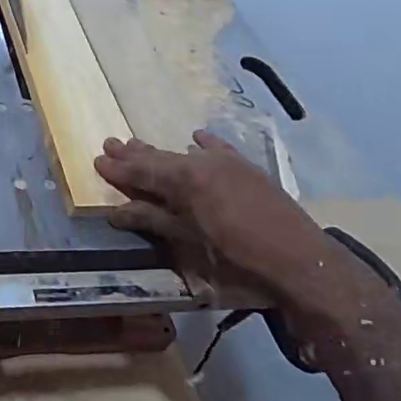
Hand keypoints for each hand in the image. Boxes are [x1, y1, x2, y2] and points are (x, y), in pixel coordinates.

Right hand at [94, 131, 378, 325]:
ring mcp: (229, 164)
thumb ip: (154, 221)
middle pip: (161, 157)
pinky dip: (205, 145)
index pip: (143, 171)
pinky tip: (196, 138)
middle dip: (134, 154)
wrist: (302, 263)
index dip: (119, 168)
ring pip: (186, 154)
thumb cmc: (239, 260)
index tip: (97, 160)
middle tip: (109, 144)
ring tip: (138, 143)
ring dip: (162, 152)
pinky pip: (220, 150)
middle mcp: (204, 164)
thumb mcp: (190, 243)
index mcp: (186, 181)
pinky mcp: (248, 171)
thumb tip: (116, 211)